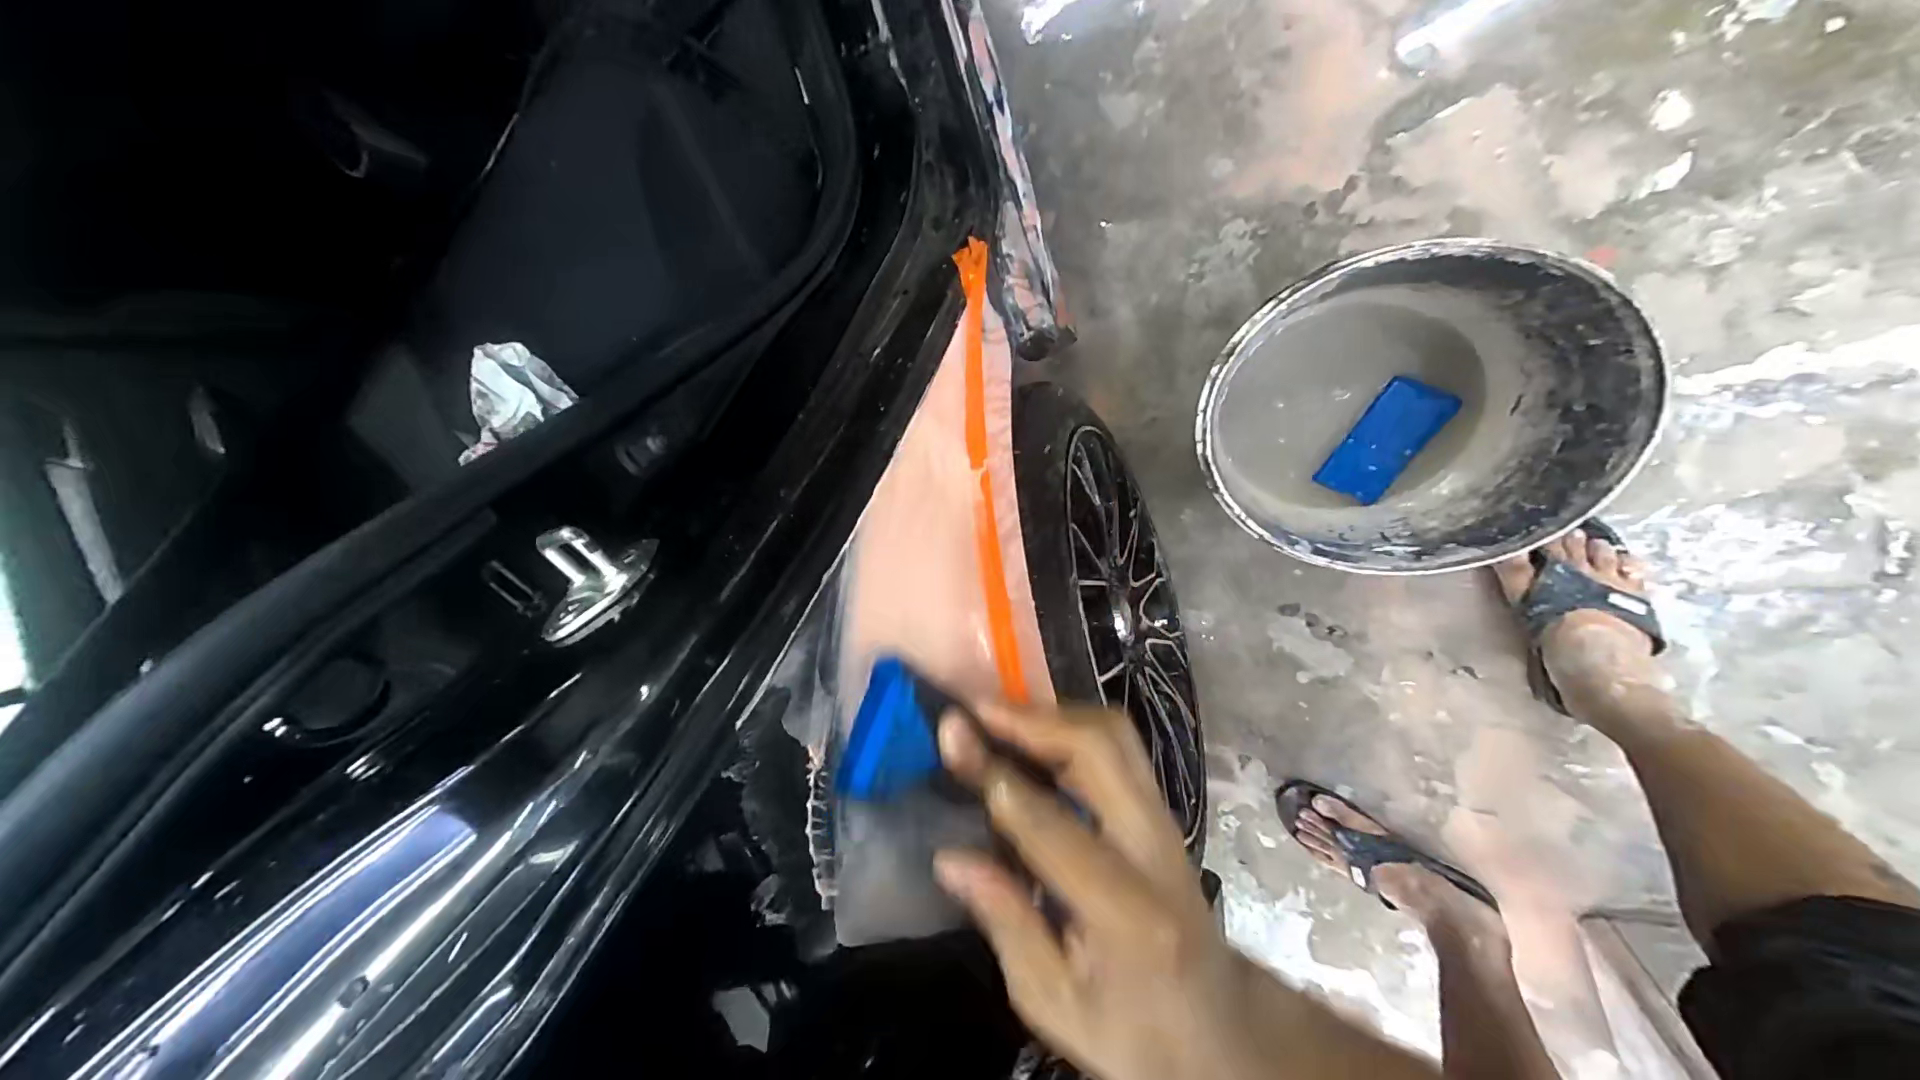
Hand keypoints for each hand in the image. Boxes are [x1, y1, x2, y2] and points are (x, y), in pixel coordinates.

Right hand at [932, 701, 1277, 1079]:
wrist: (1223, 1032)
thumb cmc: (1135, 1032)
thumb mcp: (1055, 1003)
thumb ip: (1006, 923)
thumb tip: (949, 859)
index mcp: (1129, 915)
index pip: (1057, 830)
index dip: (1001, 782)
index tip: (957, 742)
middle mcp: (1156, 851)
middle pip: (1103, 753)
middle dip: (1034, 722)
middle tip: (977, 710)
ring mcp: (1167, 823)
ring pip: (1116, 736)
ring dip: (1053, 714)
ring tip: (998, 712)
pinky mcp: (1163, 812)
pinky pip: (1118, 747)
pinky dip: (1070, 727)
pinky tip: (1033, 731)